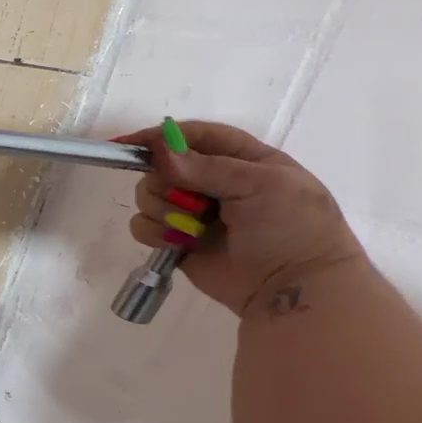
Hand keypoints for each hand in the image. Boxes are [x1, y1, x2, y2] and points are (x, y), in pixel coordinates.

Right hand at [121, 120, 365, 314]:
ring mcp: (191, 211)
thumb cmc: (291, 228)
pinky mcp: (175, 238)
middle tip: (192, 202)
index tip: (130, 144)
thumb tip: (158, 151)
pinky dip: (155, 234)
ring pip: (148, 196)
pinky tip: (180, 244)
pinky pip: (143, 226)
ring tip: (194, 230)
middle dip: (167, 184)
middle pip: (161, 166)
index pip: (195, 136)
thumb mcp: (262, 186)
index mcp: (242, 160)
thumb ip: (208, 167)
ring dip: (164, 212)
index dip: (163, 136)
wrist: (291, 286)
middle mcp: (213, 182)